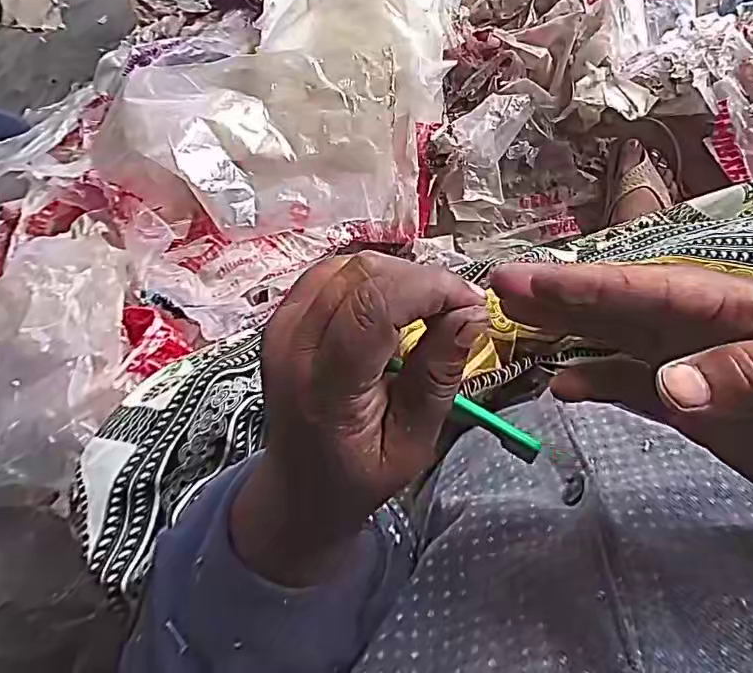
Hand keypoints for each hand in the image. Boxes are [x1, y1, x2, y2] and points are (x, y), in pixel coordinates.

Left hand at [232, 252, 487, 584]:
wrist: (297, 488)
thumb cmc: (356, 476)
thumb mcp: (411, 445)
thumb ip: (438, 377)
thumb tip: (472, 316)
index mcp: (324, 386)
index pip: (373, 306)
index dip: (430, 289)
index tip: (470, 305)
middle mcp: (293, 344)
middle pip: (362, 274)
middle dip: (421, 279)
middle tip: (456, 308)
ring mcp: (281, 323)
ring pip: (348, 264)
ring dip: (397, 275)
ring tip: (426, 309)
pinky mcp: (283, 313)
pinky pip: (332, 271)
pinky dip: (371, 278)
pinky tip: (391, 305)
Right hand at [488, 261, 752, 543]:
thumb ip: (751, 378)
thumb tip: (667, 386)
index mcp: (741, 301)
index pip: (653, 289)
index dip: (590, 284)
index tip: (532, 283)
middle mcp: (707, 327)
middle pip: (622, 307)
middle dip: (562, 295)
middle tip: (500, 284)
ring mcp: (697, 369)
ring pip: (617, 342)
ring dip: (567, 330)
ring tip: (513, 320)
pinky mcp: (696, 412)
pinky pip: (633, 390)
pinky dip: (596, 384)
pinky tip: (562, 386)